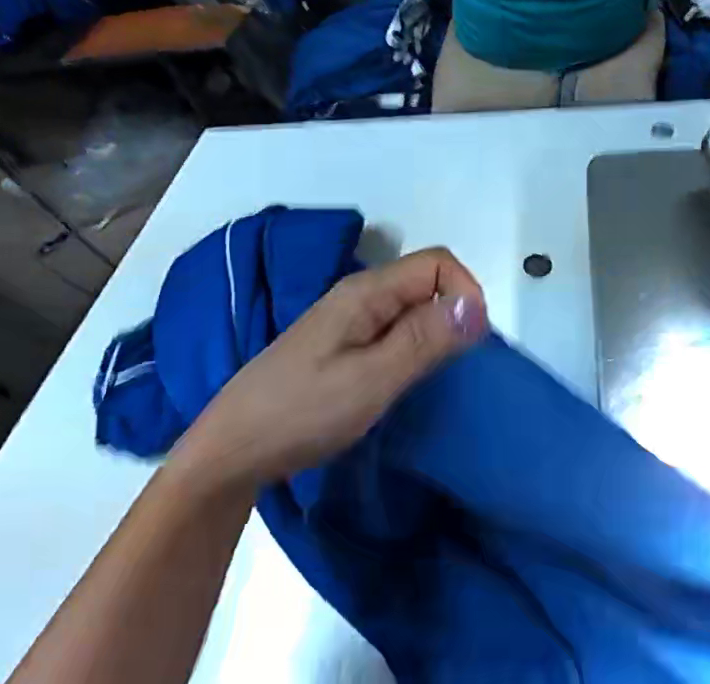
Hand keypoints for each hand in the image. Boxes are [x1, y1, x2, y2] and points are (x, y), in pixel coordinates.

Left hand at [169, 248, 487, 490]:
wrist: (233, 448)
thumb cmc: (302, 411)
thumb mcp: (371, 380)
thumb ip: (424, 340)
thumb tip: (476, 304)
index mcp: (366, 291)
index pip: (436, 262)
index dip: (464, 292)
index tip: (472, 344)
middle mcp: (358, 294)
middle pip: (425, 281)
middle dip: (453, 313)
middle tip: (453, 369)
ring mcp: (347, 320)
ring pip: (410, 307)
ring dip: (434, 333)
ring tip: (431, 379)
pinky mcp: (341, 344)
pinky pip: (392, 329)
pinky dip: (412, 347)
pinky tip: (404, 381)